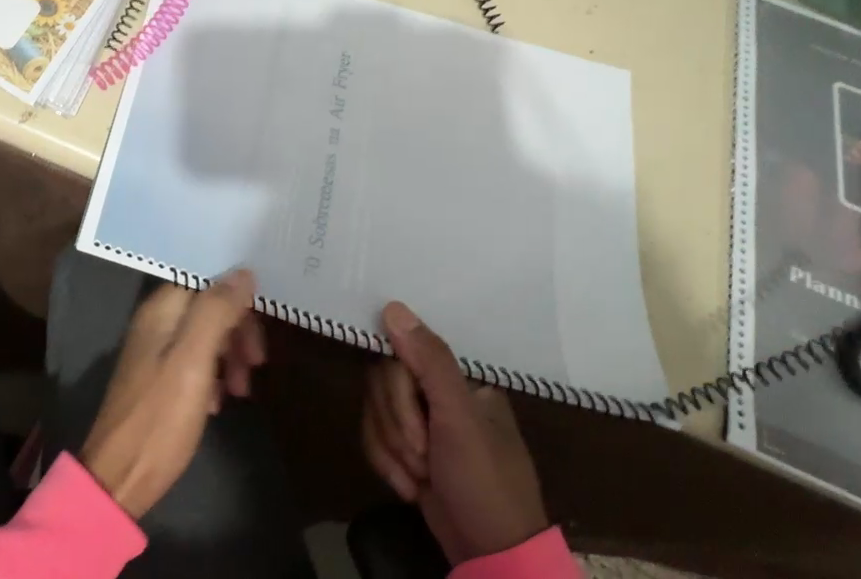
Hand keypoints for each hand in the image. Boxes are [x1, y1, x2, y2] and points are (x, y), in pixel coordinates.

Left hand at [79, 270, 264, 517]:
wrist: (122, 474)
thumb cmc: (160, 415)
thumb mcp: (193, 360)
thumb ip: (215, 312)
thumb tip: (243, 272)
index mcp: (160, 311)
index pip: (205, 279)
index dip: (236, 295)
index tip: (262, 322)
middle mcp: (155, 323)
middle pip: (207, 308)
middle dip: (237, 330)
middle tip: (257, 363)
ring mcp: (155, 352)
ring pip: (204, 337)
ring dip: (229, 357)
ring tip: (241, 390)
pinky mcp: (159, 380)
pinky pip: (195, 364)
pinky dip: (213, 377)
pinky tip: (219, 403)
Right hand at [362, 301, 548, 563]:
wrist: (489, 554)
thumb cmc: (486, 483)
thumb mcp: (461, 421)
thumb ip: (430, 362)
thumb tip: (393, 306)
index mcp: (462, 379)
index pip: (402, 355)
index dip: (398, 392)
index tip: (417, 423)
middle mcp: (440, 392)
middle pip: (382, 382)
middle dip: (396, 427)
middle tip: (424, 456)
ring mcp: (423, 420)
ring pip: (373, 409)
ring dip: (390, 449)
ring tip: (422, 476)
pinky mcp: (407, 447)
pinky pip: (372, 435)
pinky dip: (385, 463)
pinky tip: (412, 486)